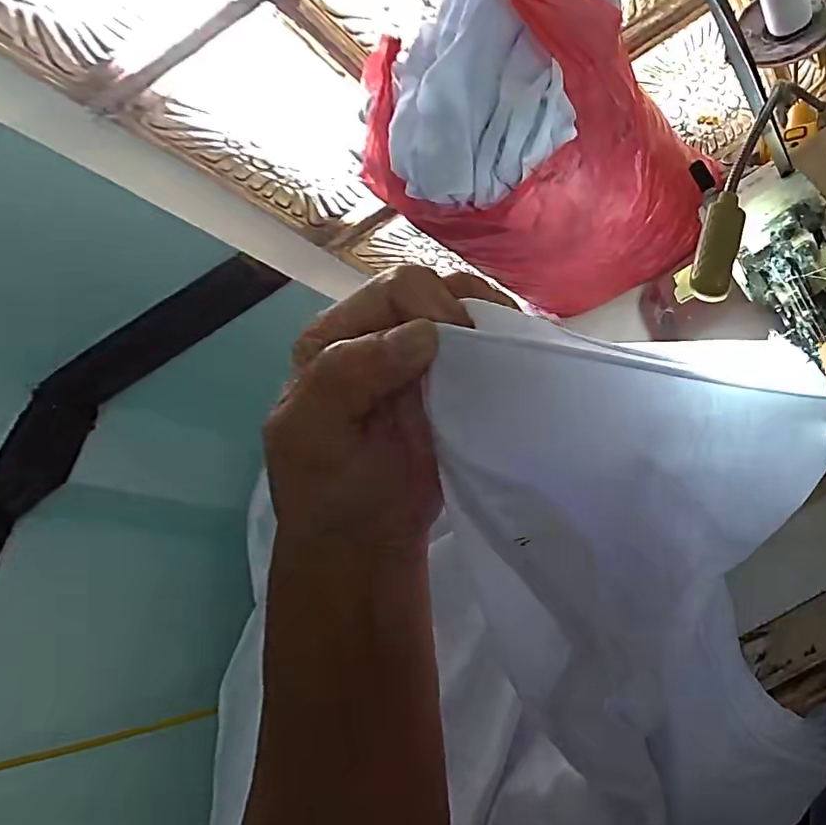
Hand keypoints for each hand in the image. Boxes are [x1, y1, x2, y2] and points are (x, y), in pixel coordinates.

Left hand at [263, 265, 511, 552]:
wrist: (369, 538)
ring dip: (489, 317)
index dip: (431, 309)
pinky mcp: (456, 376)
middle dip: (464, 309)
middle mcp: (380, 333)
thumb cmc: (332, 490)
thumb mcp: (311, 435)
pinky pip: (484, 339)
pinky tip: (514, 354)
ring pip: (464, 303)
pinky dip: (503, 338)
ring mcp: (422, 355)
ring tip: (506, 345)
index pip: (395, 290)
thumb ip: (345, 375)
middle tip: (483, 350)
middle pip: (433, 286)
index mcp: (337, 336)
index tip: (452, 351)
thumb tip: (424, 334)